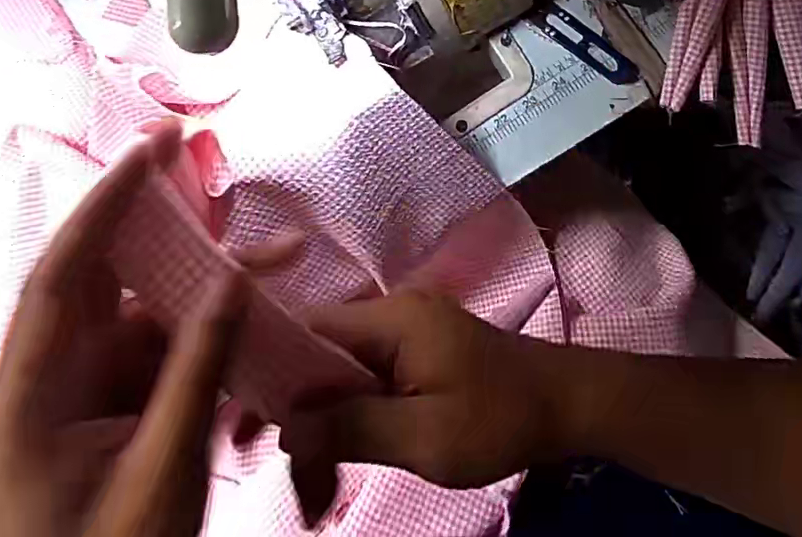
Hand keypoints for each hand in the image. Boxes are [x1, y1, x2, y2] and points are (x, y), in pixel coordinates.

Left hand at [0, 127, 245, 536]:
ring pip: (148, 304)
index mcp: (27, 403)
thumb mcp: (160, 477)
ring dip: (208, 274)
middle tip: (180, 144)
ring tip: (278, 252)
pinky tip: (263, 308)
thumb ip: (195, 374)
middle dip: (144, 208)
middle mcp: (52, 378)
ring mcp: (91, 385)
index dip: (103, 209)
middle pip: (100, 272)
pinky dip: (216, 319)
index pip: (60, 280)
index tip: (144, 154)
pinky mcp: (125, 395)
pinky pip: (172, 339)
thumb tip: (232, 280)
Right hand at [278, 290, 565, 519]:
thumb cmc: (496, 417)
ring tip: (314, 490)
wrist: (560, 402)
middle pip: (321, 351)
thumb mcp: (424, 437)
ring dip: (323, 421)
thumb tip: (287, 428)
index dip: (270, 370)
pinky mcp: (416, 347)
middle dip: (295, 410)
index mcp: (391, 318)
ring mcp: (405, 328)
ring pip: (341, 368)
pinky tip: (341, 458)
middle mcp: (392, 311)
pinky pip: (367, 374)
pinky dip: (350, 413)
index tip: (241, 420)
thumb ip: (352, 427)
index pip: (310, 328)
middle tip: (273, 469)